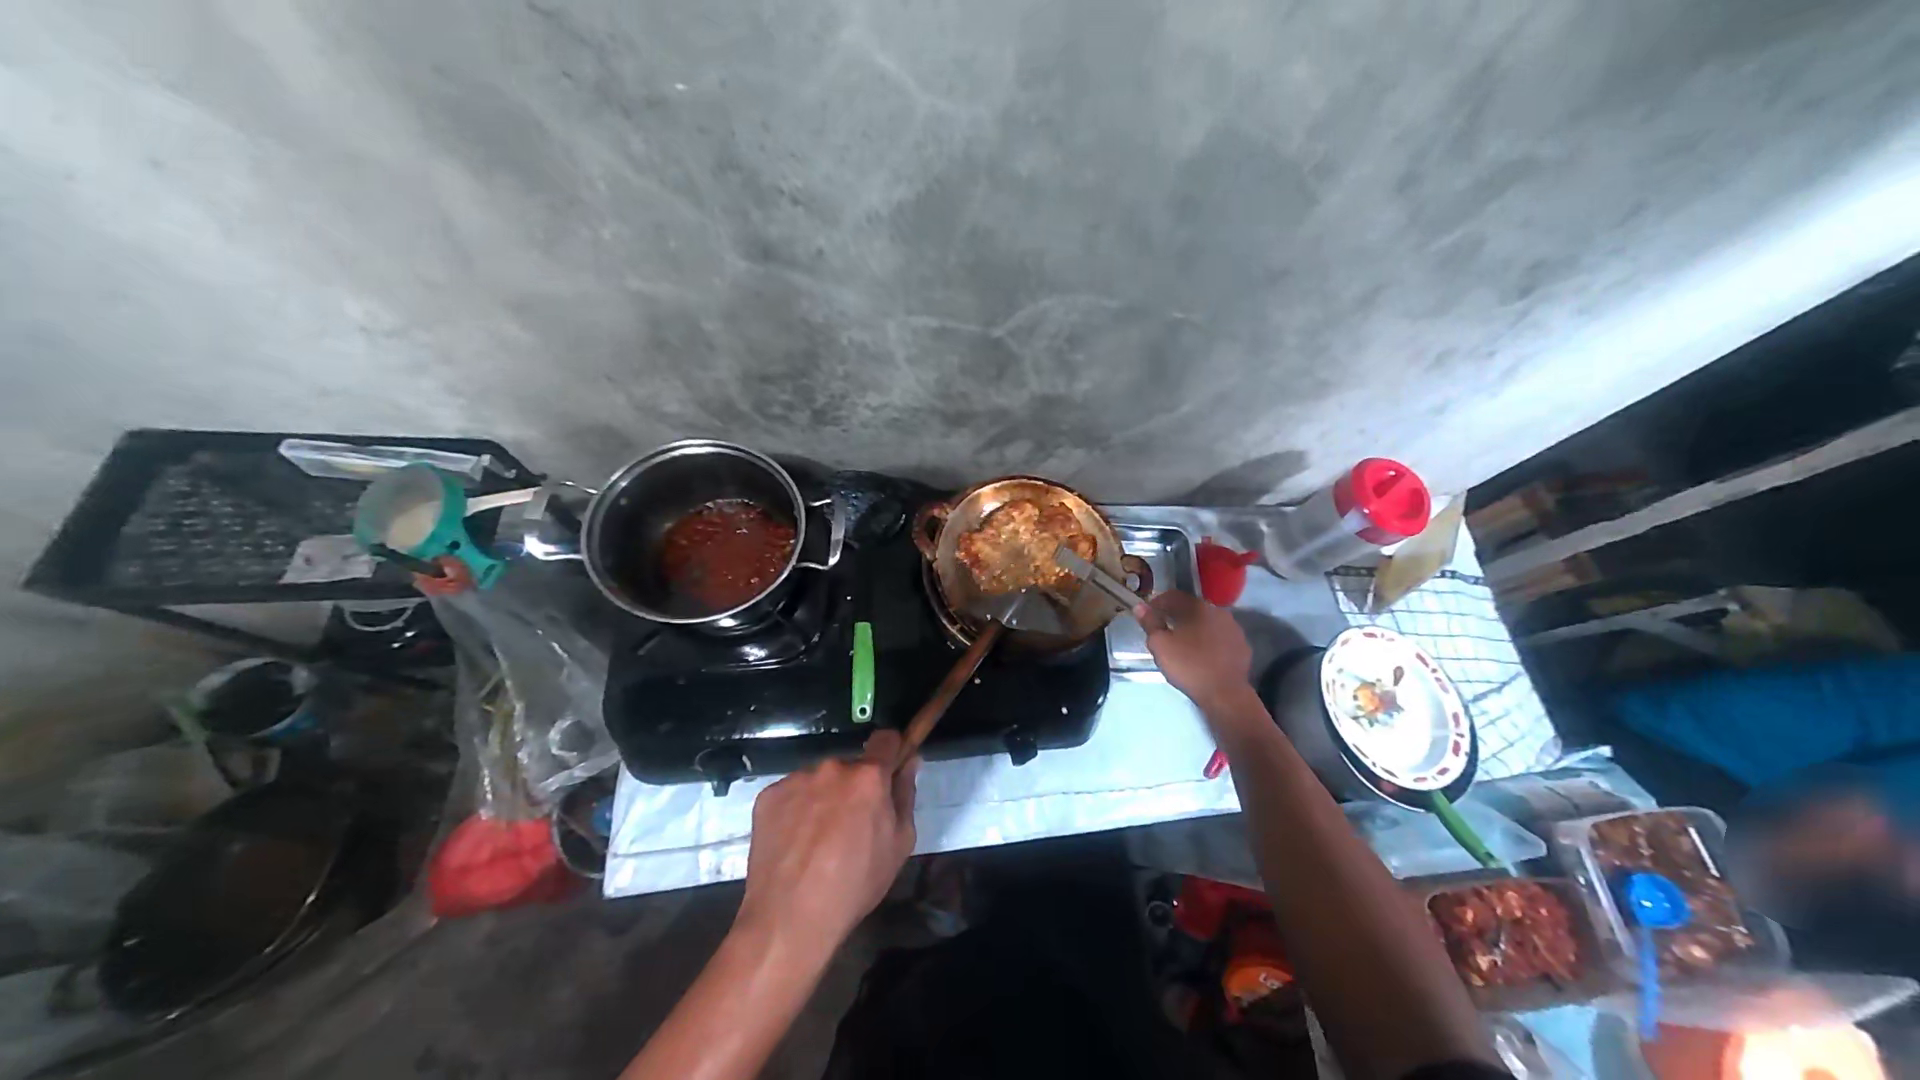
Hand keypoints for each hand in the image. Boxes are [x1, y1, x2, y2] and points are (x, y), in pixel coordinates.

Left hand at [736, 730, 919, 950]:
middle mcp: (831, 768)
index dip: (891, 753)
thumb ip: (905, 795)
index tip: (889, 772)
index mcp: (868, 777)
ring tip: (817, 841)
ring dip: (823, 798)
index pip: (886, 740)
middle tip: (850, 826)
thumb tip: (910, 761)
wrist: (790, 918)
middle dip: (854, 788)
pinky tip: (795, 843)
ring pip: (819, 781)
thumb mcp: (899, 845)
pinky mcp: (768, 796)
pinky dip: (796, 811)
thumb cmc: (855, 885)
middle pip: (850, 767)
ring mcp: (796, 780)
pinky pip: (791, 794)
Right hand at [1134, 590, 1255, 712]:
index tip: (1148, 615)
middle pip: (1192, 607)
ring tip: (1183, 642)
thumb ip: (1150, 623)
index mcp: (1197, 607)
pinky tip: (1202, 653)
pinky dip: (1209, 640)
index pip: (1173, 595)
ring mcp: (1233, 628)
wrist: (1225, 694)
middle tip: (1163, 629)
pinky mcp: (1242, 645)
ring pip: (1207, 621)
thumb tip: (1140, 606)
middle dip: (1176, 615)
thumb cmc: (1188, 666)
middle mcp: (1218, 611)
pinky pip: (1220, 636)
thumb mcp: (1160, 645)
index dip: (1157, 603)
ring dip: (1194, 627)